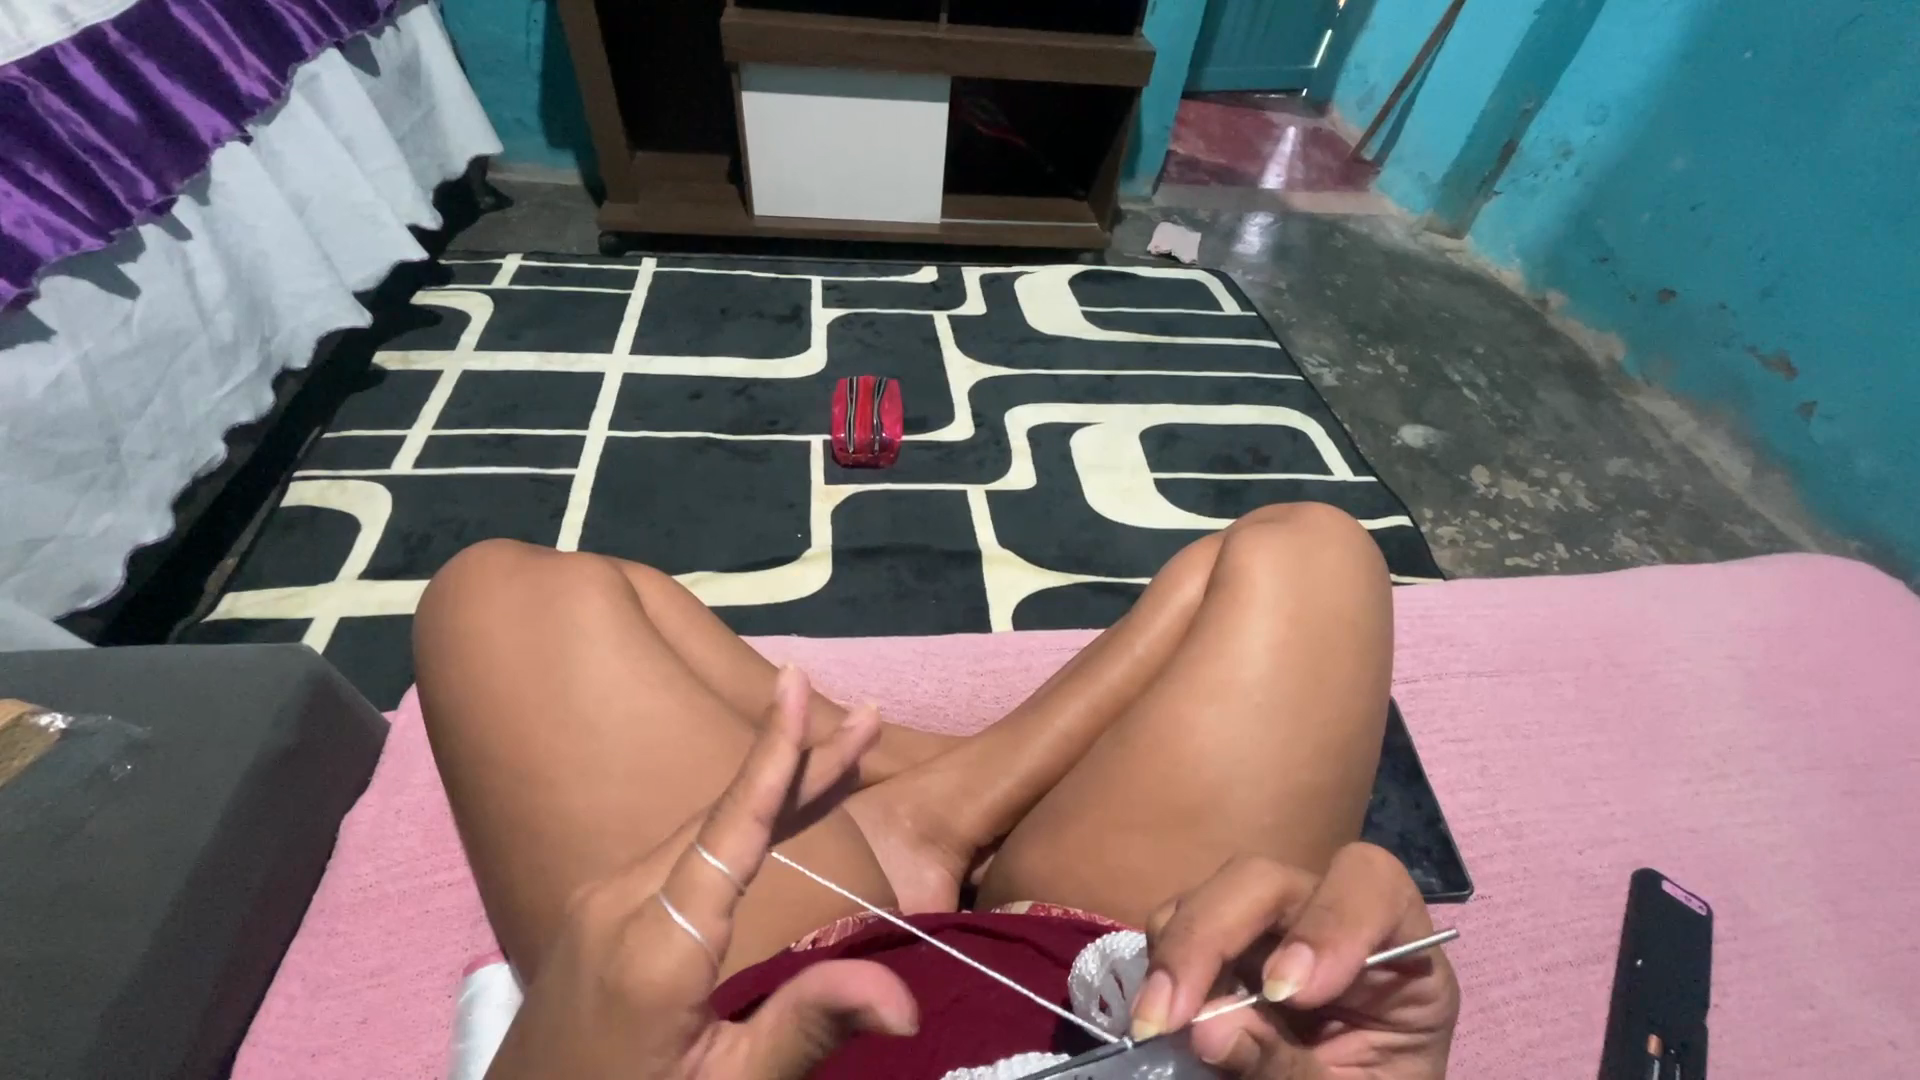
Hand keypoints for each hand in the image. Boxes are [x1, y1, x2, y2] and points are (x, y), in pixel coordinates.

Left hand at [486, 668, 919, 1079]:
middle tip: (869, 720)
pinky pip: (683, 848)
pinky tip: (771, 810)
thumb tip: (906, 1000)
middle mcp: (621, 901)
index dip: (771, 753)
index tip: (795, 685)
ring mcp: (602, 899)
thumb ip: (806, 1028)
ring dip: (777, 787)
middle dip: (803, 761)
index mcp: (655, 947)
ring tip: (838, 756)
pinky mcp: (599, 907)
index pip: (731, 829)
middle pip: (729, 813)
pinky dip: (740, 819)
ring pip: (706, 824)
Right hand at [1133, 844, 1458, 1078]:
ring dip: (1177, 952)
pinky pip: (1176, 921)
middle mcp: (1326, 917)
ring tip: (1157, 1022)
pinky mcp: (1220, 940)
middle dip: (1210, 938)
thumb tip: (1205, 1028)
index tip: (1286, 993)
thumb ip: (1290, 1073)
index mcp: (1398, 954)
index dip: (1330, 923)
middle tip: (1171, 1014)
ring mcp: (1268, 924)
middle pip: (1264, 880)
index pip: (1372, 885)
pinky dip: (1161, 962)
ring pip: (1210, 893)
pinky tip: (1160, 1014)